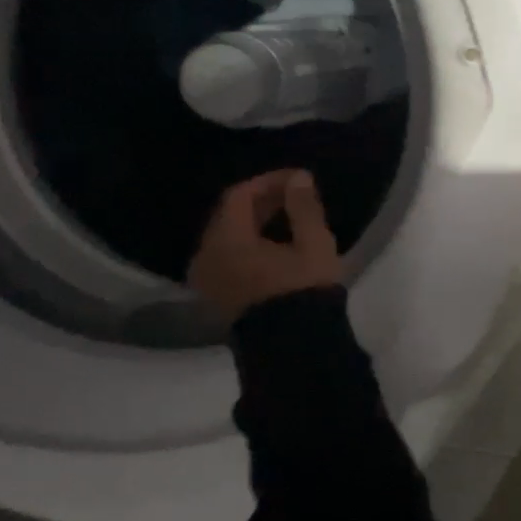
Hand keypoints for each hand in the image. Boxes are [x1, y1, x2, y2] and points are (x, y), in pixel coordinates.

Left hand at [189, 169, 340, 320]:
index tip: (299, 179)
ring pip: (225, 236)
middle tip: (295, 194)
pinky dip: (246, 242)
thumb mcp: (314, 243)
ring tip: (287, 217)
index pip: (239, 196)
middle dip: (261, 200)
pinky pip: (225, 255)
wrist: (292, 342)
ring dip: (253, 221)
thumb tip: (299, 178)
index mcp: (227, 241)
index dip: (269, 181)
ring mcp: (206, 277)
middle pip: (228, 215)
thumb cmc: (303, 288)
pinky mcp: (215, 293)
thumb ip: (304, 208)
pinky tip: (273, 243)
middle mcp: (206, 256)